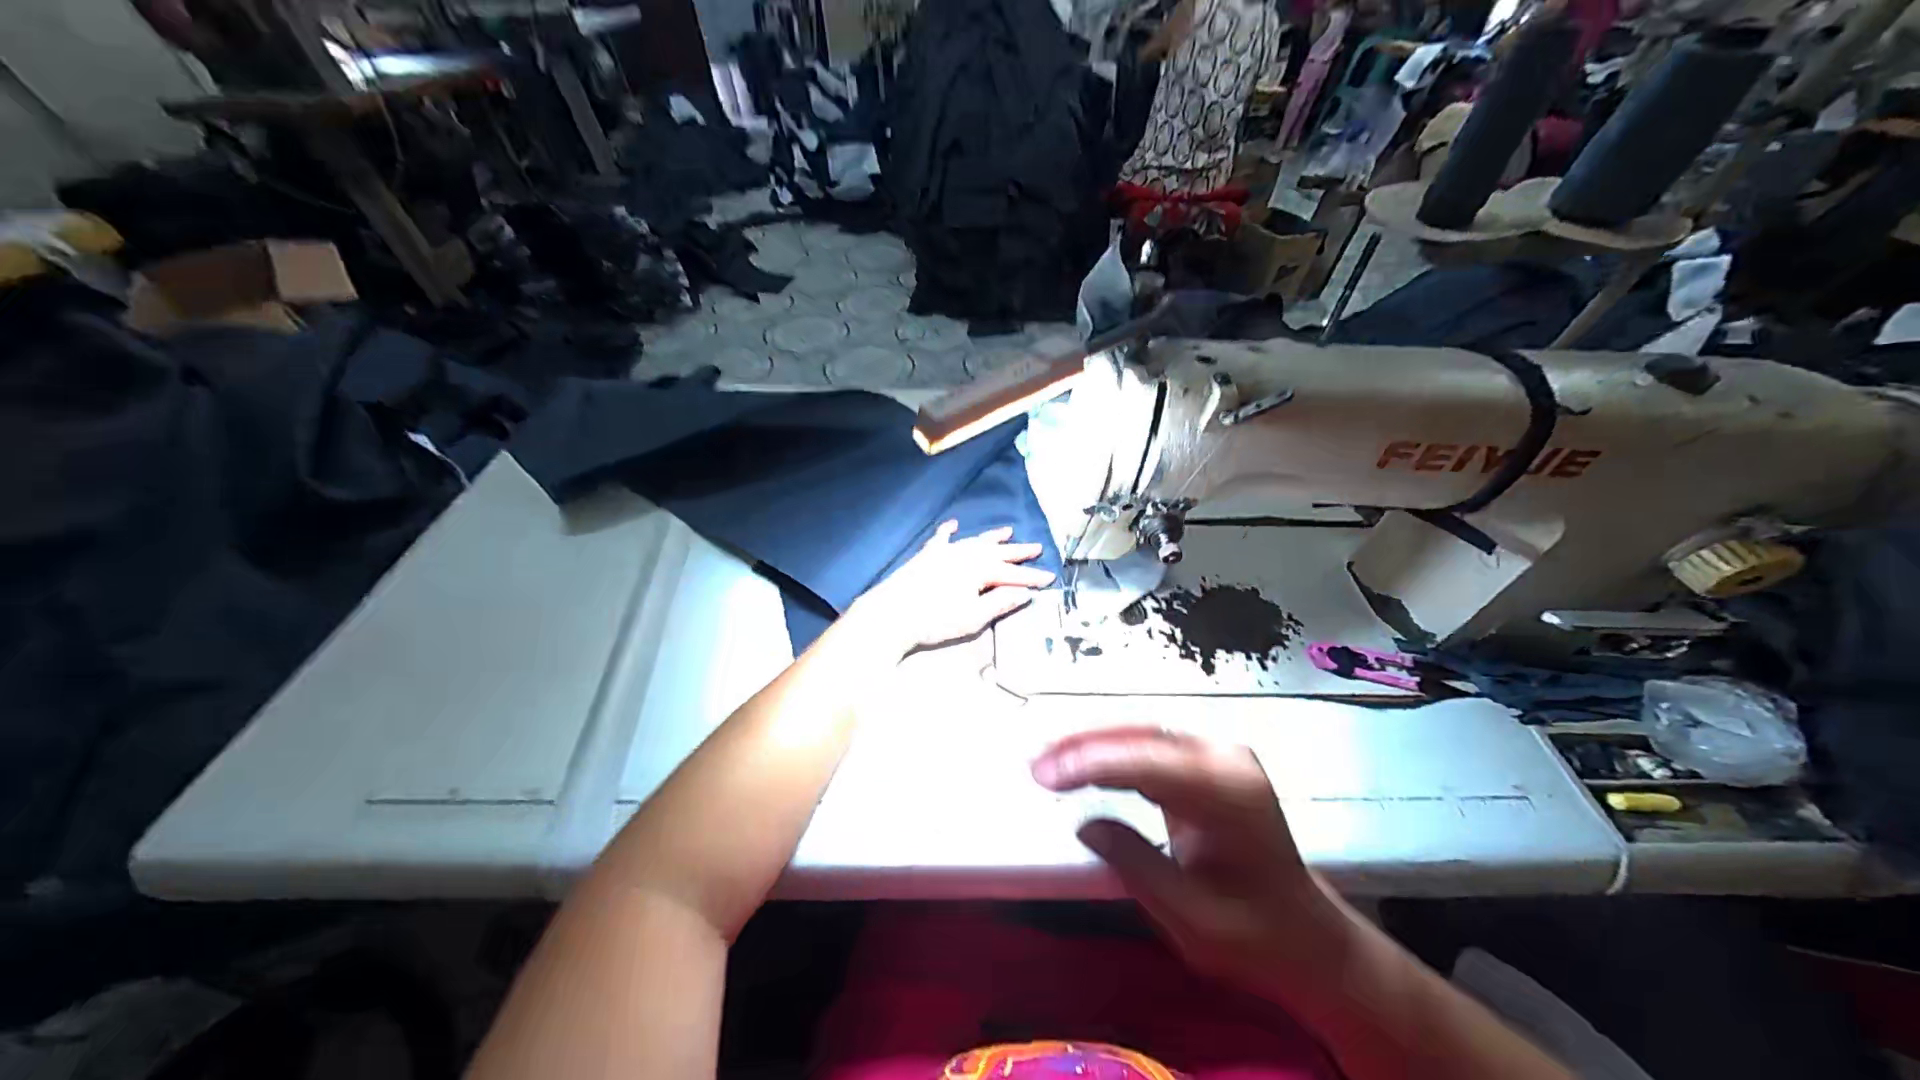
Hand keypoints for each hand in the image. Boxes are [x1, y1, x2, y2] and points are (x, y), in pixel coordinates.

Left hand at [849, 521, 1055, 656]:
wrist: (891, 614)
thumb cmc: (934, 621)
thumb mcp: (972, 618)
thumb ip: (999, 603)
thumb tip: (1025, 593)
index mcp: (979, 570)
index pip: (1012, 574)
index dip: (1032, 577)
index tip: (1049, 578)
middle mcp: (965, 555)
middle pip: (997, 552)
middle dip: (1018, 552)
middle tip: (1037, 547)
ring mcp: (944, 553)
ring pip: (974, 541)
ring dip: (991, 537)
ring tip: (1008, 531)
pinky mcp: (926, 556)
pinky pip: (941, 539)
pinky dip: (948, 531)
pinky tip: (954, 524)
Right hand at [1031, 727, 1342, 992]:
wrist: (1305, 937)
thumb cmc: (1256, 936)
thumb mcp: (1193, 917)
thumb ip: (1137, 865)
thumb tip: (1086, 824)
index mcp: (1230, 793)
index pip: (1149, 762)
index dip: (1091, 763)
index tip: (1046, 775)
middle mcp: (1226, 760)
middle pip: (1143, 735)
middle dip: (1084, 744)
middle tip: (1037, 763)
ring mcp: (1218, 758)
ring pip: (1142, 735)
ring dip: (1091, 744)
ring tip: (1046, 760)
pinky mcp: (1205, 765)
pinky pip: (1149, 749)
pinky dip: (1111, 755)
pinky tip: (1080, 765)